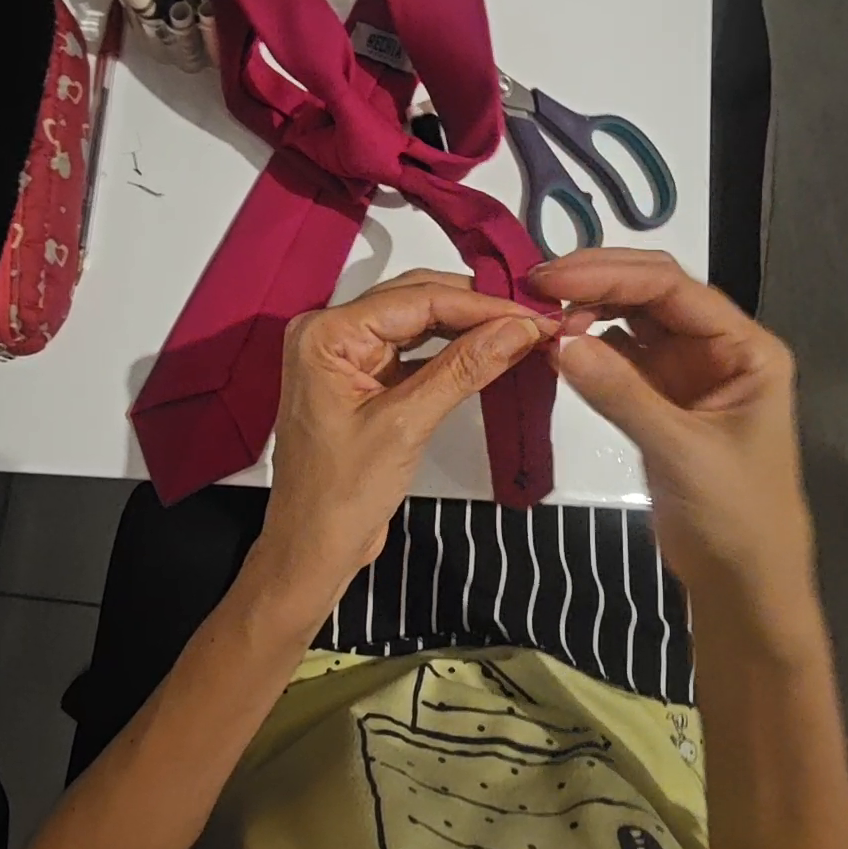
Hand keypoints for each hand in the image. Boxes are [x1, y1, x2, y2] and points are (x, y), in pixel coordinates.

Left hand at [260, 270, 557, 607]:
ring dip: (465, 327)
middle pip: (414, 301)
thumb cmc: (345, 492)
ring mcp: (344, 354)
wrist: (312, 548)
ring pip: (415, 322)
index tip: (535, 315)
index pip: (415, 300)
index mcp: (327, 333)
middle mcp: (331, 331)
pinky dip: (448, 352)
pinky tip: (486, 352)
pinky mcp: (360, 378)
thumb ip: (463, 369)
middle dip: (474, 308)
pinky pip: (410, 350)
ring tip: (518, 332)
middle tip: (532, 320)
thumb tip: (522, 329)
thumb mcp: (406, 425)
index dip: (480, 304)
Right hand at [531, 250, 813, 597]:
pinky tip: (556, 345)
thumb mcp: (681, 450)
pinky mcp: (658, 395)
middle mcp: (715, 346)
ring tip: (540, 312)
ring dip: (588, 309)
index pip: (672, 289)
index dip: (611, 275)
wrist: (742, 579)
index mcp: (744, 347)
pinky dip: (586, 345)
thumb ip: (621, 393)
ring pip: (632, 319)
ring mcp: (685, 369)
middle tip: (533, 287)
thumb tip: (557, 342)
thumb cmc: (734, 514)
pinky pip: (618, 355)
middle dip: (595, 282)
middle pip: (651, 293)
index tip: (551, 280)